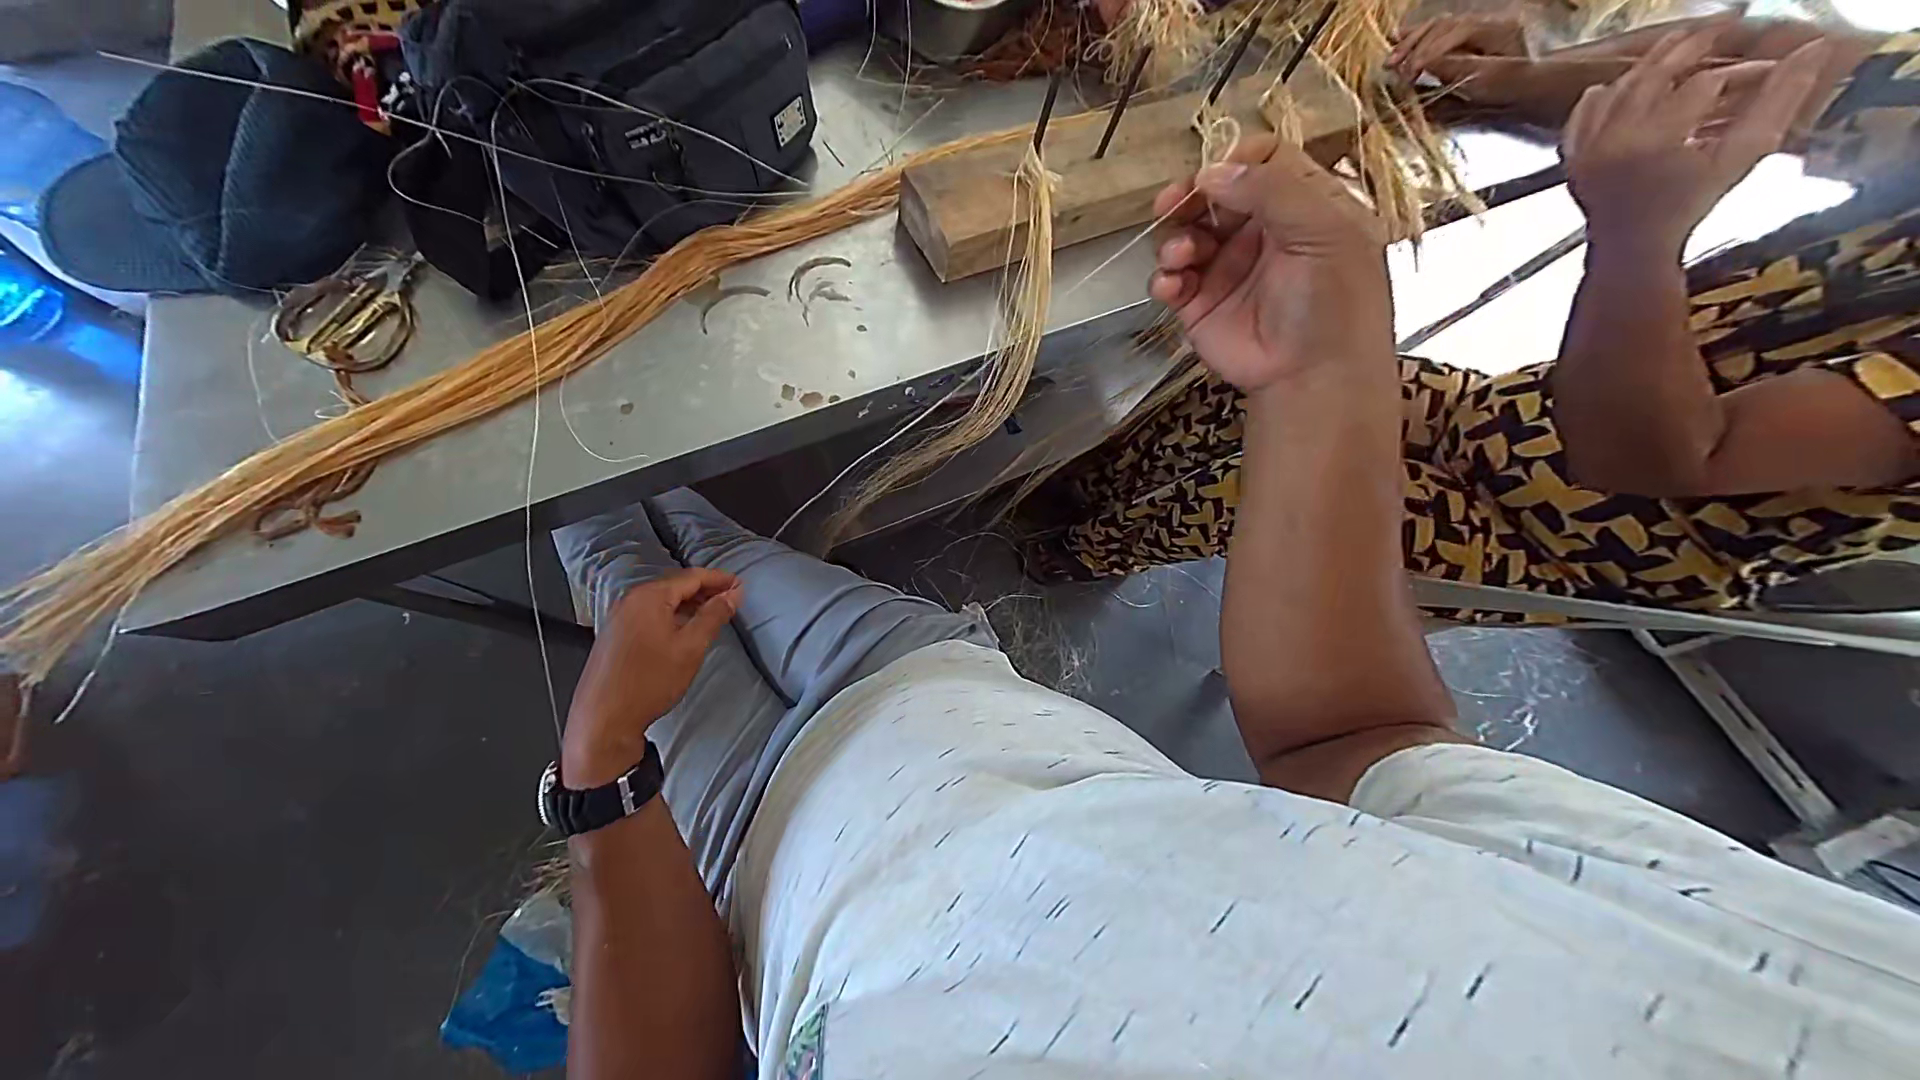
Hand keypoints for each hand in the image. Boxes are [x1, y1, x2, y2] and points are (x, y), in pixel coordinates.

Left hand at [561, 568, 741, 787]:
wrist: (604, 719)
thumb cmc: (649, 682)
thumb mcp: (691, 647)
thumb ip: (714, 616)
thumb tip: (732, 595)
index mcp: (649, 597)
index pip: (691, 577)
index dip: (719, 579)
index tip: (739, 585)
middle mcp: (630, 601)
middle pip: (675, 586)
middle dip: (705, 590)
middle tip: (731, 598)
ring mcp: (619, 618)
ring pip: (662, 601)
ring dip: (689, 603)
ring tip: (713, 612)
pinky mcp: (615, 635)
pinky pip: (649, 614)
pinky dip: (671, 615)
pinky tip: (684, 629)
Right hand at [1150, 136, 1391, 392]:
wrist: (1312, 376)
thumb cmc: (1334, 301)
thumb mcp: (1323, 231)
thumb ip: (1272, 191)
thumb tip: (1210, 172)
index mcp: (1300, 205)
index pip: (1262, 162)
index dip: (1234, 161)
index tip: (1213, 174)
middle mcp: (1259, 232)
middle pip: (1213, 196)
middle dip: (1190, 197)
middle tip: (1171, 204)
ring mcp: (1225, 269)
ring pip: (1186, 235)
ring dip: (1174, 239)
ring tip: (1181, 257)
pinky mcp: (1198, 306)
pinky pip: (1170, 281)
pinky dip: (1163, 279)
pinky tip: (1171, 286)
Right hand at [1388, 13, 1529, 81]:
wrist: (1521, 88)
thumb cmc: (1503, 91)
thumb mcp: (1485, 82)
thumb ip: (1458, 70)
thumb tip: (1426, 65)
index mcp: (1498, 29)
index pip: (1458, 31)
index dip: (1431, 51)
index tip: (1409, 74)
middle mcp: (1485, 20)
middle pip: (1443, 25)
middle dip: (1416, 47)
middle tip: (1394, 70)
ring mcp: (1471, 26)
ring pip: (1436, 25)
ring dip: (1409, 43)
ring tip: (1389, 63)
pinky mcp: (1459, 36)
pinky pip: (1434, 28)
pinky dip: (1412, 35)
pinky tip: (1394, 39)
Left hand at [1563, 29, 1829, 257]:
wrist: (1632, 246)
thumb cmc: (1686, 205)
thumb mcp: (1739, 156)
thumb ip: (1777, 103)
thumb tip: (1813, 50)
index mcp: (1654, 141)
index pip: (1701, 86)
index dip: (1739, 74)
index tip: (1764, 73)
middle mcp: (1613, 142)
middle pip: (1651, 78)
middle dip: (1689, 48)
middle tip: (1721, 27)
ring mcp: (1587, 152)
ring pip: (1615, 93)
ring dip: (1646, 66)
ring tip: (1677, 44)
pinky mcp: (1572, 162)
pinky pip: (1577, 122)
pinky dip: (1595, 100)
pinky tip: (1610, 85)